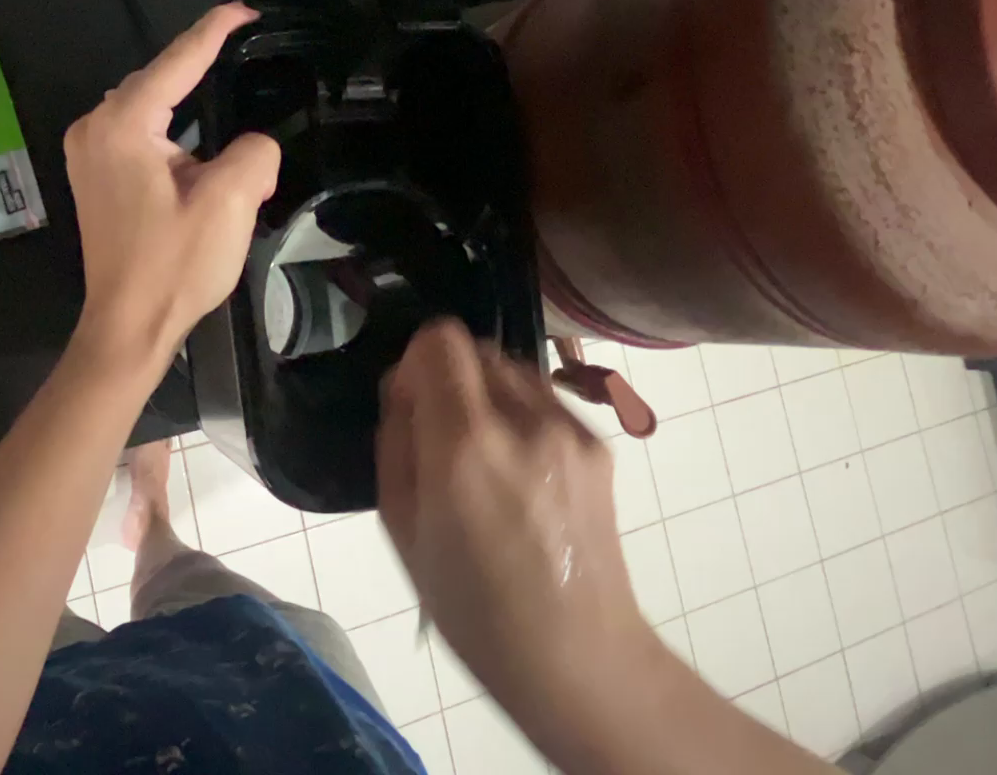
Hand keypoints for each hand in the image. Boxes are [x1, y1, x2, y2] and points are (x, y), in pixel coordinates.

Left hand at [66, 3, 279, 364]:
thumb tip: (254, 143)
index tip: (247, 10)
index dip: (216, 30)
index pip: (178, 60)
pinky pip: (135, 132)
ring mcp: (88, 152)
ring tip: (227, 91)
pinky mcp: (93, 176)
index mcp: (123, 124)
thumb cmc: (174, 266)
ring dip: (184, 100)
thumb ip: (254, 152)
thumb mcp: (229, 202)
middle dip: (200, 67)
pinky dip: (168, 127)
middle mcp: (95, 128)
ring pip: (145, 105)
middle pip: (156, 78)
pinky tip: (194, 137)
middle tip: (247, 54)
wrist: (128, 324)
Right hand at [377, 320, 652, 718]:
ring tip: (483, 451)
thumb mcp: (400, 525)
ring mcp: (571, 430)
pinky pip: (542, 398)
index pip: (440, 341)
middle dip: (448, 374)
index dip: (415, 360)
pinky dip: (518, 412)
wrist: (579, 656)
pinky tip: (519, 469)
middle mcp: (525, 422)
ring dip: (484, 390)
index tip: (410, 401)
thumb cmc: (472, 604)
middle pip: (475, 347)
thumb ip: (397, 439)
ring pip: (511, 367)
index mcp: (466, 445)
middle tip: (440, 431)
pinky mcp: (599, 444)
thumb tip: (406, 390)